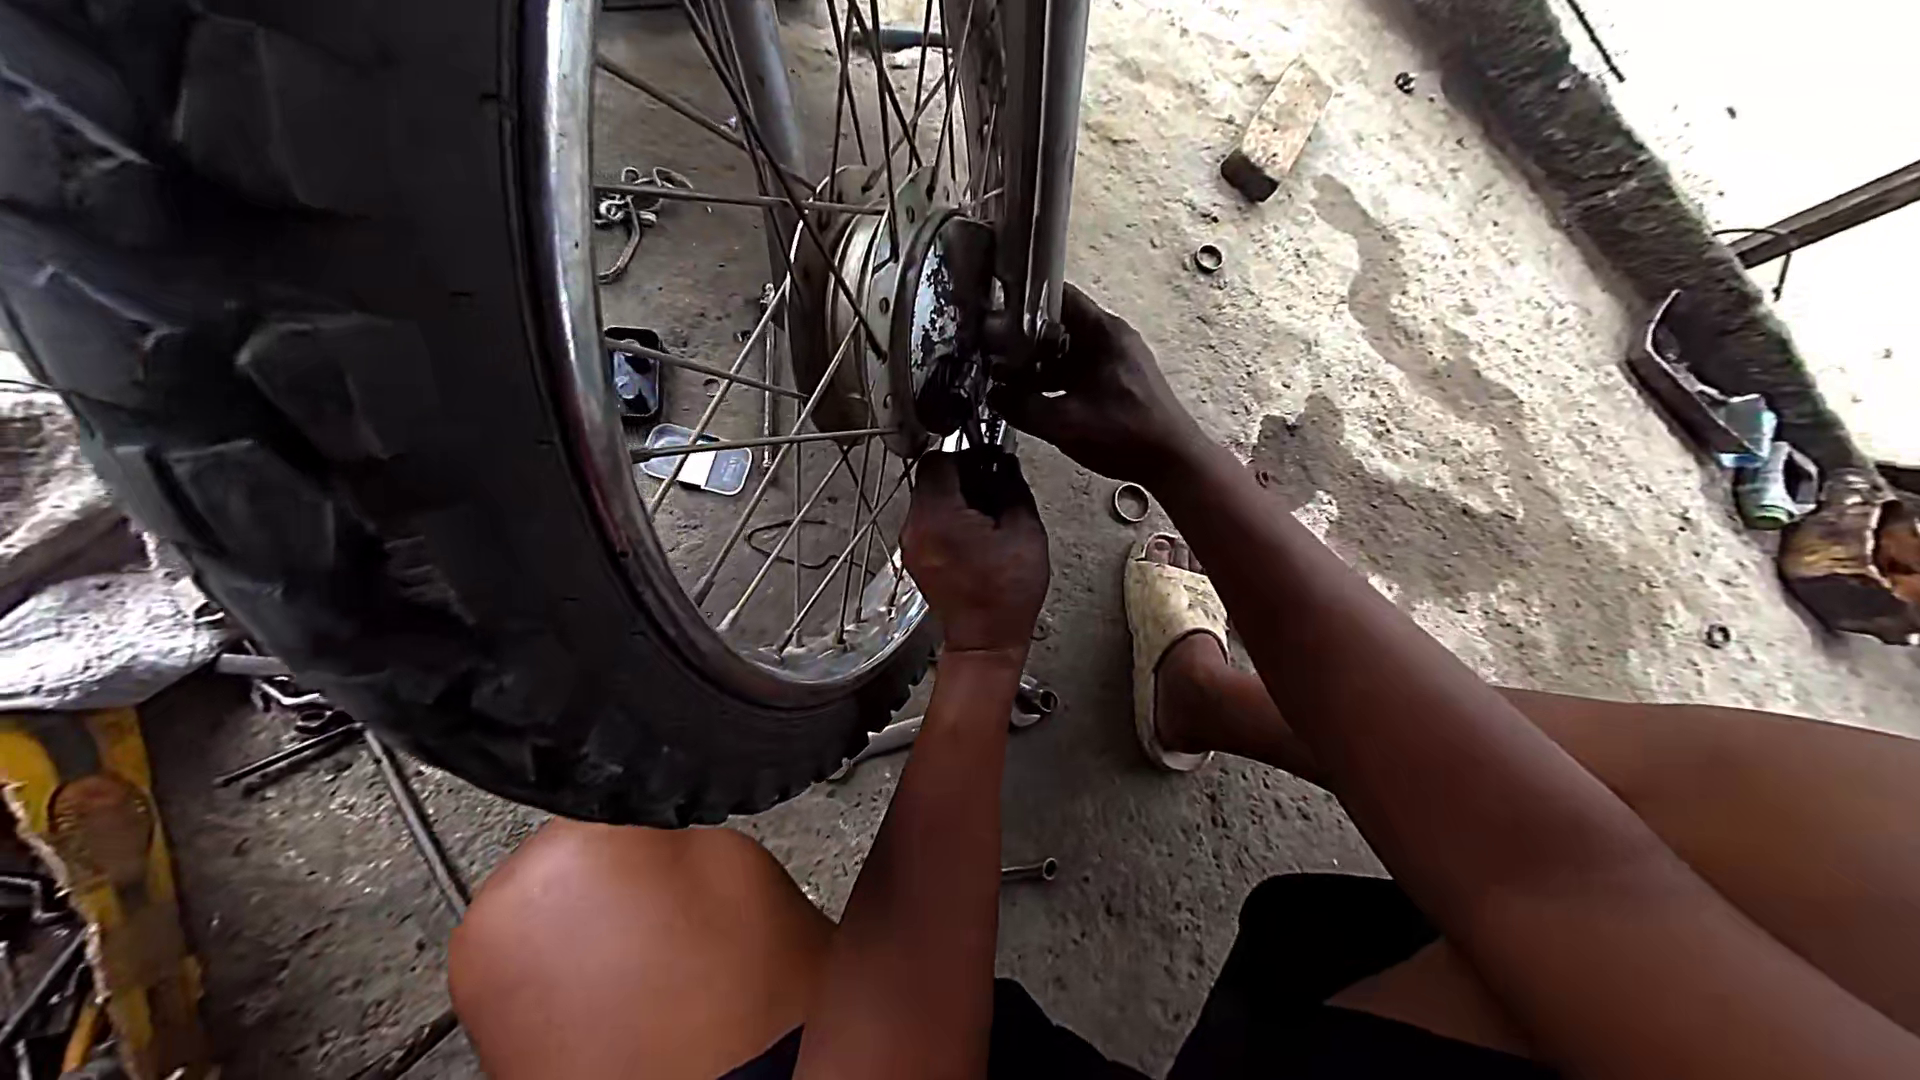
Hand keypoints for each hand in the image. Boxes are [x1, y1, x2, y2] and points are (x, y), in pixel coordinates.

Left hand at [901, 450, 1049, 656]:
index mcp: (938, 517)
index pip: (938, 460)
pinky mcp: (916, 557)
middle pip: (931, 478)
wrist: (985, 641)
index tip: (990, 460)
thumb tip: (1005, 464)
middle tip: (995, 485)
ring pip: (929, 498)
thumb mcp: (1025, 532)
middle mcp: (915, 528)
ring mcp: (911, 544)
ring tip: (990, 513)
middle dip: (964, 475)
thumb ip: (1012, 488)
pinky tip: (978, 531)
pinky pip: (929, 521)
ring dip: (958, 496)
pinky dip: (950, 516)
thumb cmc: (1005, 596)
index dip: (968, 453)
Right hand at [989, 283, 1208, 488]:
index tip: (994, 317)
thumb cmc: (1124, 435)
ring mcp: (1116, 359)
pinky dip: (1054, 379)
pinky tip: (1033, 398)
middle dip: (1023, 339)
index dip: (1022, 301)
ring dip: (1037, 364)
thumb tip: (994, 396)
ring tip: (1005, 380)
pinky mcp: (1117, 381)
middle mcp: (1111, 338)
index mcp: (1103, 332)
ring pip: (1066, 350)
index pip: (1058, 295)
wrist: (1171, 461)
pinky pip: (1078, 369)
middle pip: (1059, 324)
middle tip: (992, 354)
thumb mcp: (1064, 422)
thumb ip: (1022, 408)